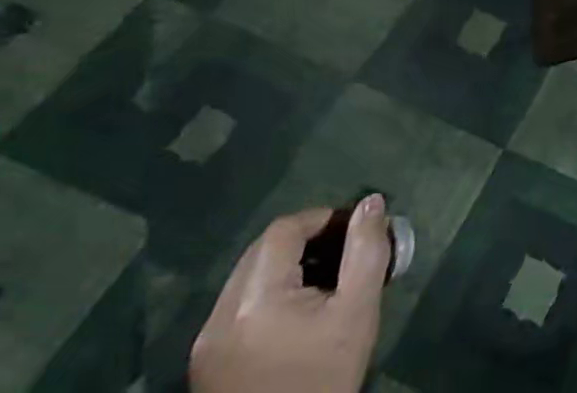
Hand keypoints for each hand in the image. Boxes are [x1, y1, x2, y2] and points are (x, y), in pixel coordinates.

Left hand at [190, 196, 391, 392]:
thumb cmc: (326, 376)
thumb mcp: (358, 311)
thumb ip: (367, 250)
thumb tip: (372, 202)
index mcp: (255, 300)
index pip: (283, 230)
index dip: (322, 218)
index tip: (356, 228)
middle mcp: (219, 314)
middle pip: (262, 249)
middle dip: (307, 238)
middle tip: (347, 248)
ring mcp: (206, 340)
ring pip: (249, 275)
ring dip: (288, 263)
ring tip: (328, 277)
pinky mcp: (204, 359)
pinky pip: (238, 303)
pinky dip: (270, 291)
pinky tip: (299, 309)